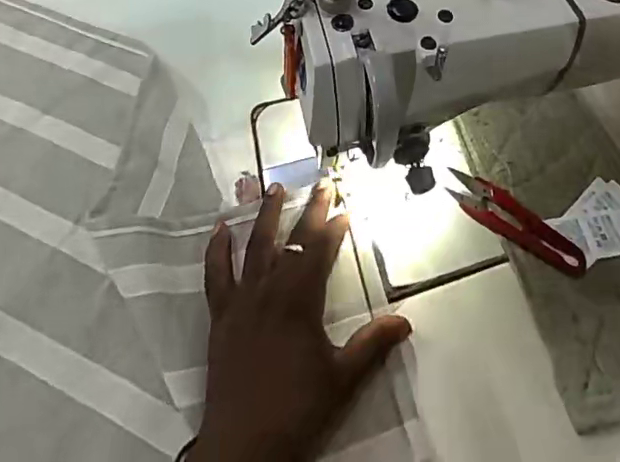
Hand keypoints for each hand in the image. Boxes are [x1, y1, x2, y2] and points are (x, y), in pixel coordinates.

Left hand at [190, 180, 411, 461]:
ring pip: (254, 246)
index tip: (345, 207)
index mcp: (299, 301)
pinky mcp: (220, 313)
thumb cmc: (298, 410)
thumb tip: (403, 320)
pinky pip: (216, 273)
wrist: (245, 442)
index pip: (319, 252)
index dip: (333, 227)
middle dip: (307, 211)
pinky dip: (217, 248)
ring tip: (273, 188)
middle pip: (290, 240)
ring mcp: (241, 299)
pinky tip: (219, 228)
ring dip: (265, 215)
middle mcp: (269, 290)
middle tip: (319, 184)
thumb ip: (371, 346)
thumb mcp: (343, 380)